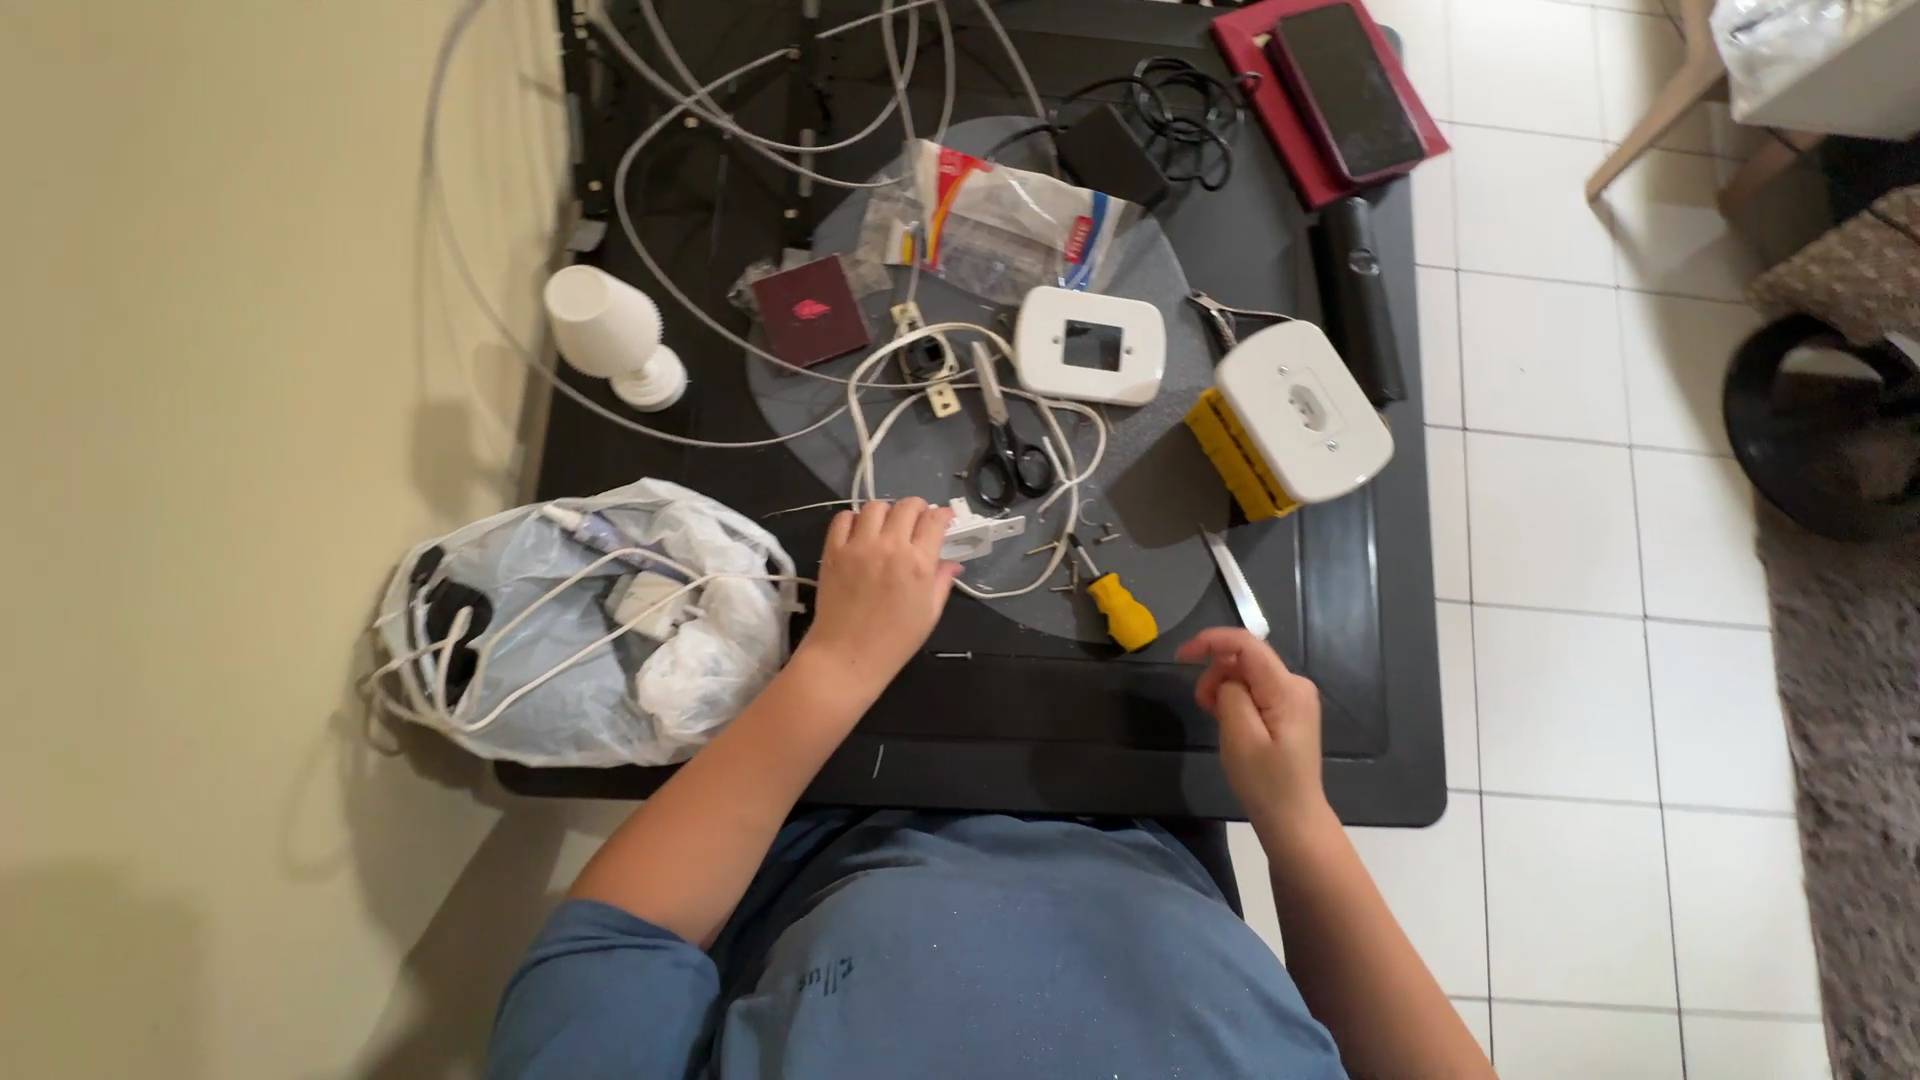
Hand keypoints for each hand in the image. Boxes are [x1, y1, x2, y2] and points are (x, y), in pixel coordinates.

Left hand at [798, 498, 961, 696]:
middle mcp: (890, 547)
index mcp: (918, 563)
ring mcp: (859, 546)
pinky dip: (854, 519)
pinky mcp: (833, 551)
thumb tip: (953, 563)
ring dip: (886, 512)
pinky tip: (860, 532)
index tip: (943, 519)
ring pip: (875, 506)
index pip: (934, 520)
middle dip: (917, 508)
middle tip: (917, 521)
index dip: (942, 515)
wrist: (847, 656)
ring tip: (887, 526)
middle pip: (906, 506)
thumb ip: (942, 582)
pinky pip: (843, 518)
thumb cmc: (894, 641)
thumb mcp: (929, 614)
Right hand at [1177, 628, 1334, 842]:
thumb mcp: (1240, 737)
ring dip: (1222, 687)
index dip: (1211, 640)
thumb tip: (1226, 678)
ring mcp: (1293, 696)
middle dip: (1215, 673)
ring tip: (1214, 717)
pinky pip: (1253, 688)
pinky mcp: (1287, 708)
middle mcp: (1295, 683)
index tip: (1180, 656)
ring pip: (1246, 672)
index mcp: (1286, 688)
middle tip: (1202, 706)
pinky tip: (1227, 719)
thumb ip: (1231, 694)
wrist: (1293, 819)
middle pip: (1245, 657)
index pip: (1247, 644)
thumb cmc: (1266, 782)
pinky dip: (1233, 697)